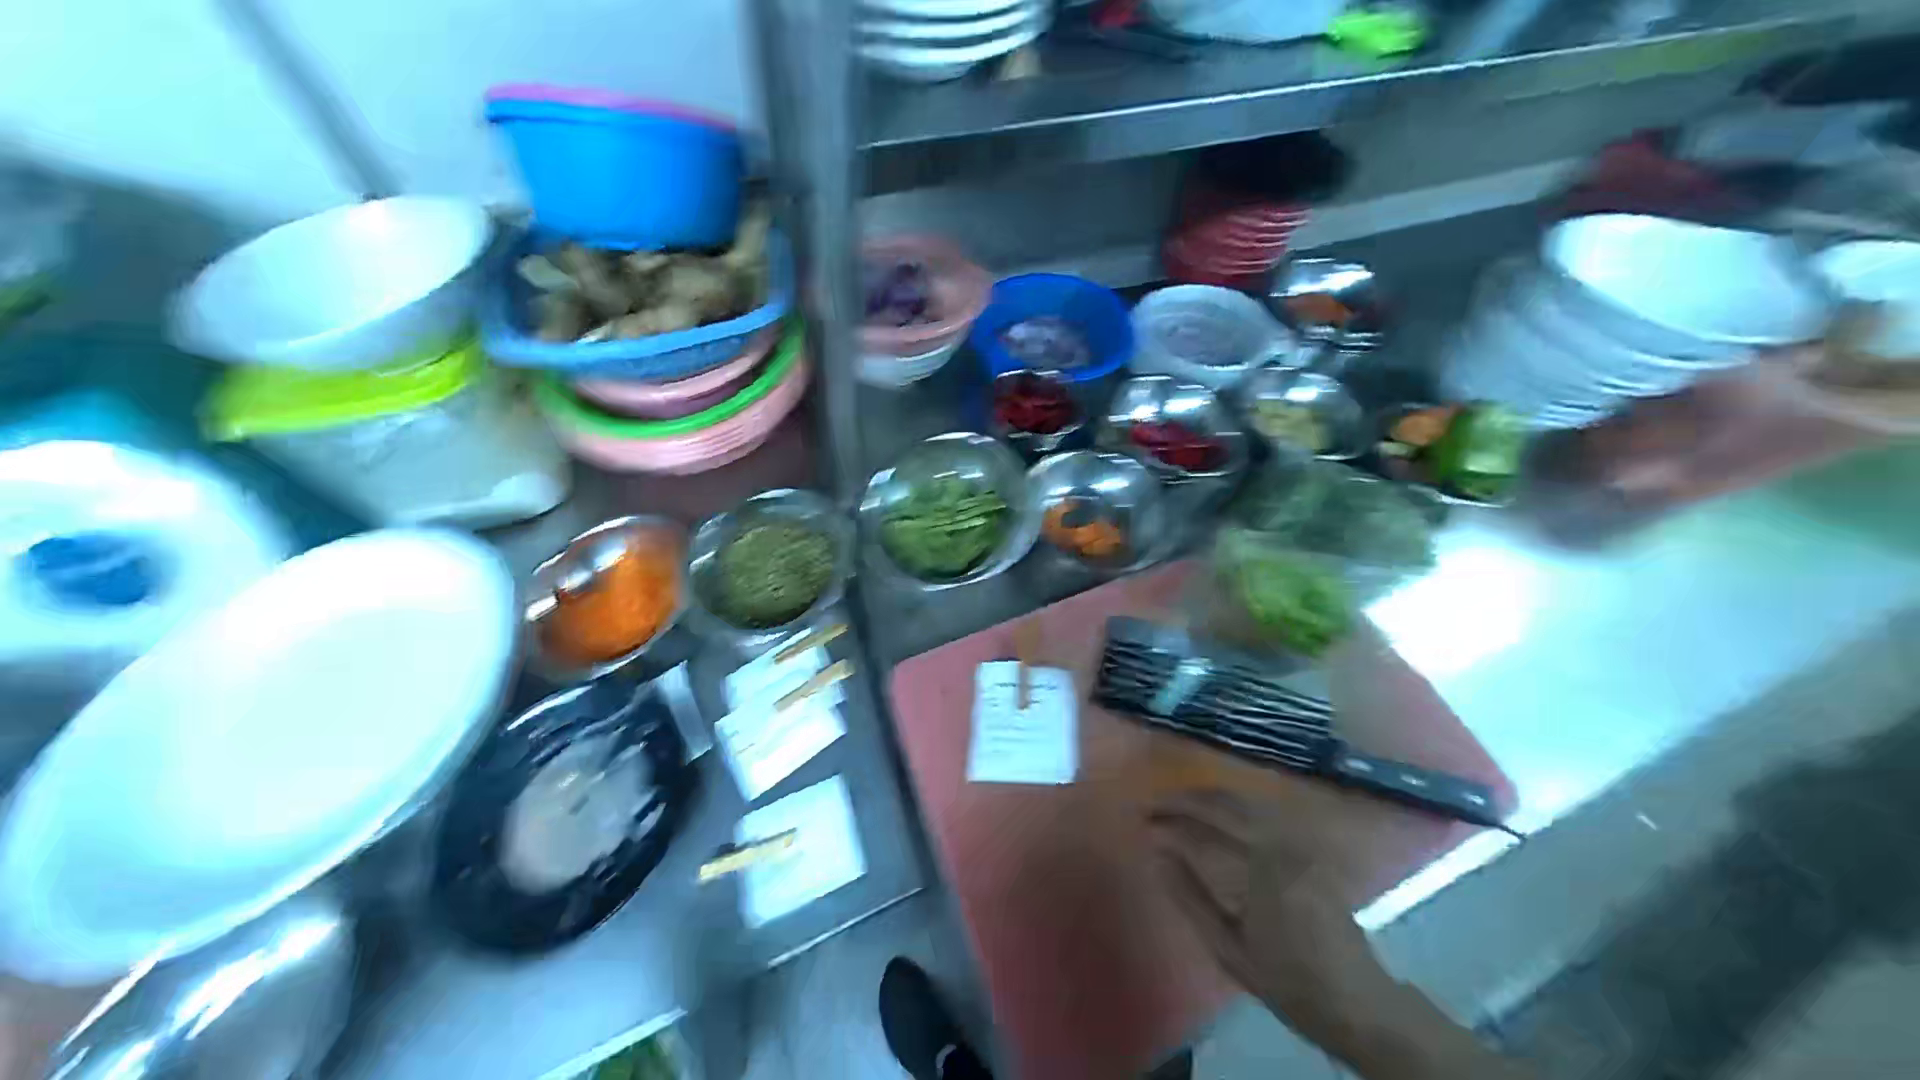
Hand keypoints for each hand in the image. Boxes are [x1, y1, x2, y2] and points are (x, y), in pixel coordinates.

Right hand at [1149, 791, 1534, 1079]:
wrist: (1357, 999)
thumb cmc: (1288, 981)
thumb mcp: (1228, 949)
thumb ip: (1190, 896)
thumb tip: (1157, 854)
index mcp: (1261, 871)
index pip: (1204, 831)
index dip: (1170, 821)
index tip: (1143, 819)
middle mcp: (1282, 845)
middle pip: (1227, 804)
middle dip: (1187, 798)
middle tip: (1156, 803)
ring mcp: (1300, 842)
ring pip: (1246, 801)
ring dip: (1209, 796)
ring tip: (1179, 803)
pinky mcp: (1309, 846)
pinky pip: (1263, 811)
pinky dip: (1234, 804)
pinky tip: (1219, 811)